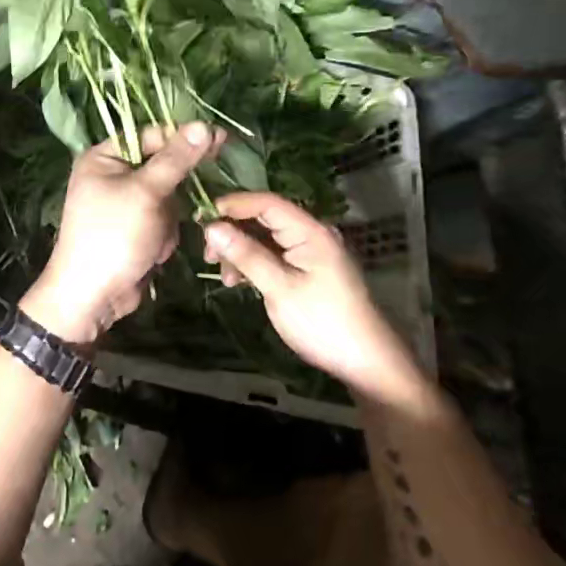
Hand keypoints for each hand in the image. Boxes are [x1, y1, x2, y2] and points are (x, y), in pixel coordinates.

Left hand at [20, 122, 224, 344]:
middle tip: (184, 201)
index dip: (183, 138)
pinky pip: (164, 219)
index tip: (220, 140)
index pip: (150, 135)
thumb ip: (176, 159)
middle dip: (173, 191)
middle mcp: (112, 175)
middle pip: (163, 167)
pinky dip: (165, 234)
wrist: (92, 296)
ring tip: (155, 238)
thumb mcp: (146, 192)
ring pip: (169, 197)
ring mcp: (125, 203)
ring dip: (170, 218)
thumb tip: (203, 125)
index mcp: (103, 157)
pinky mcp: (136, 228)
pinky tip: (153, 251)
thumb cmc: (113, 235)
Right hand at [203, 192, 430, 408]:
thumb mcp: (279, 288)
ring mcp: (310, 252)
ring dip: (240, 251)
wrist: (364, 362)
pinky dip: (253, 263)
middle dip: (232, 232)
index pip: (267, 203)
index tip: (201, 218)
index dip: (233, 205)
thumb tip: (211, 227)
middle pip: (263, 219)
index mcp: (310, 232)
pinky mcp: (307, 269)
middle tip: (207, 254)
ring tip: (224, 275)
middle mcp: (311, 234)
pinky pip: (273, 254)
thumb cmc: (323, 322)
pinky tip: (238, 281)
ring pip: (265, 238)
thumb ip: (246, 254)